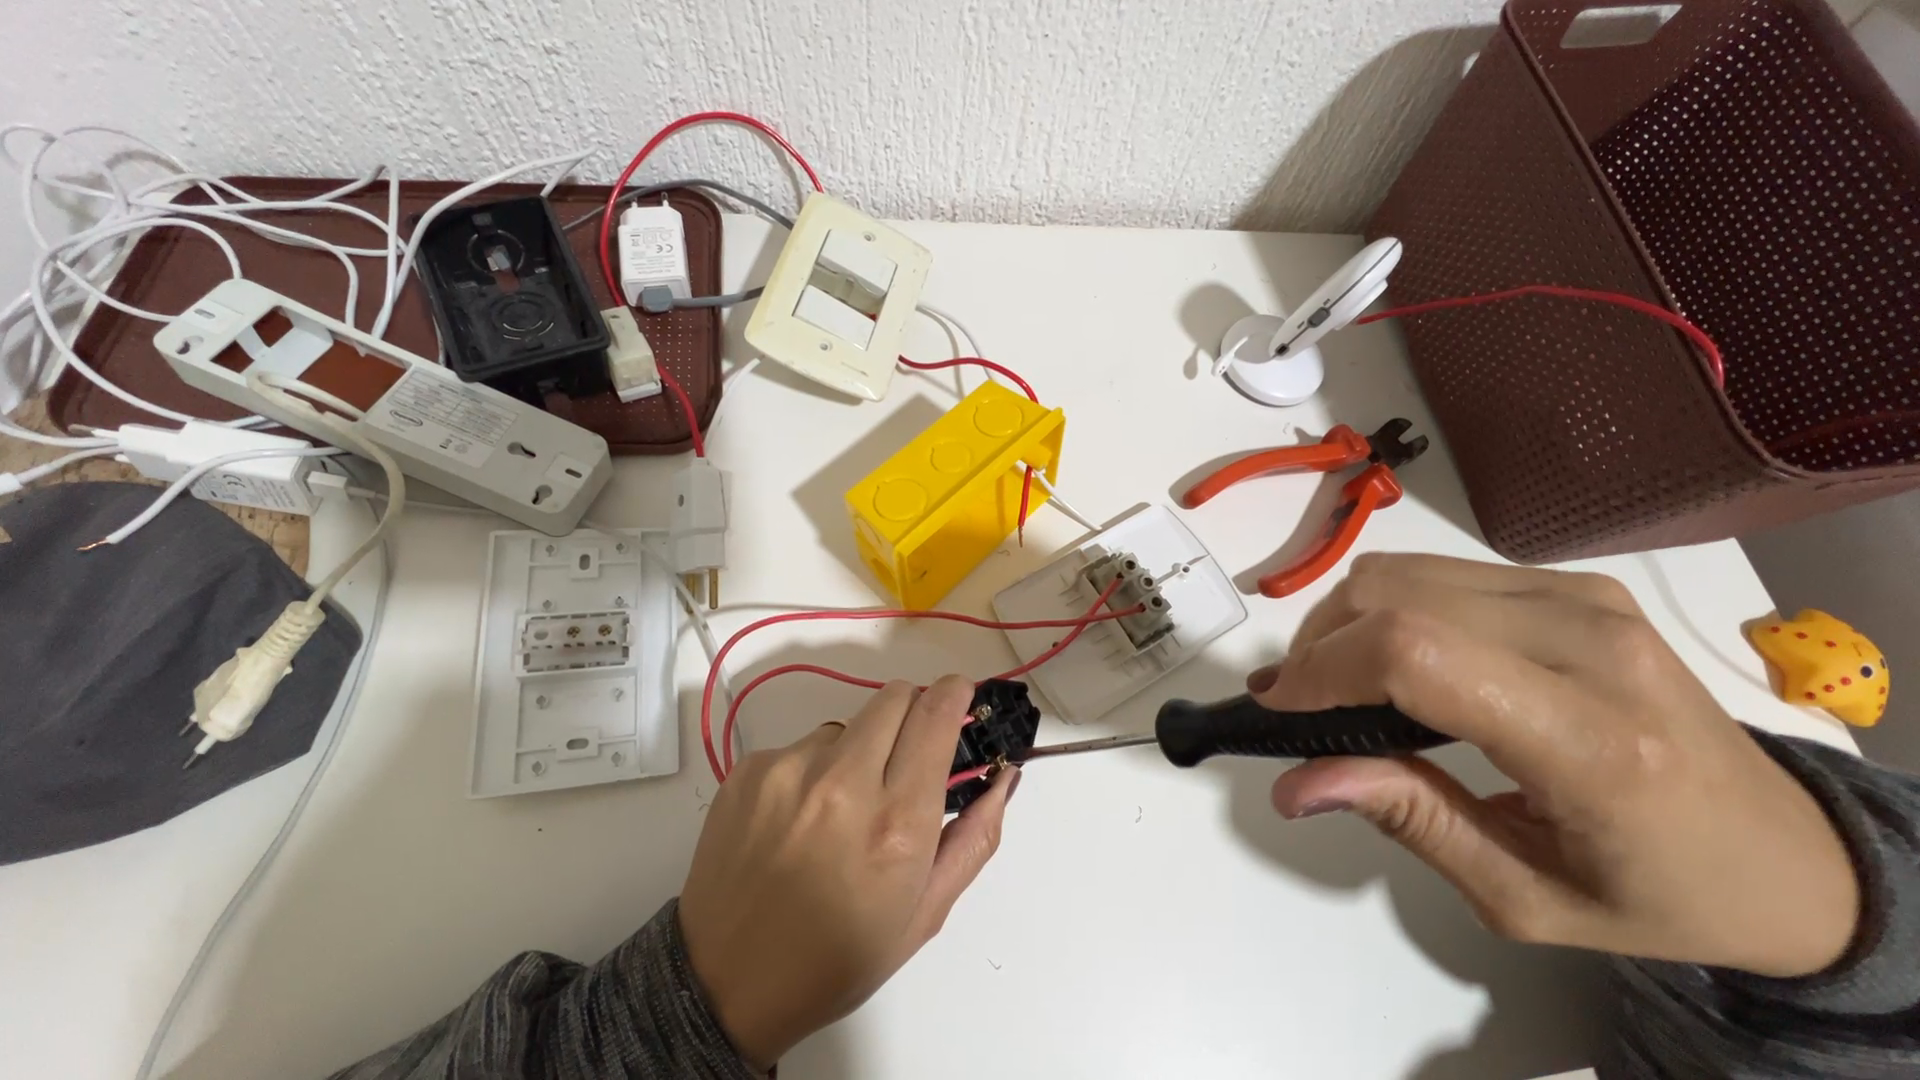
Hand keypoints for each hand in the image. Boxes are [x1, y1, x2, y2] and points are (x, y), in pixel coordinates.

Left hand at [679, 676, 1016, 1069]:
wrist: (726, 981)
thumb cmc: (838, 957)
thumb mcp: (925, 913)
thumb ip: (975, 837)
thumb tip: (1005, 776)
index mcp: (896, 824)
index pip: (936, 714)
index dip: (956, 694)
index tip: (960, 699)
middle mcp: (843, 782)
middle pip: (895, 696)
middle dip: (914, 712)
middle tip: (908, 756)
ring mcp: (788, 770)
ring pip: (847, 724)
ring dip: (860, 748)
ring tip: (843, 809)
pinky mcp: (747, 770)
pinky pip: (800, 746)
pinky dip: (813, 769)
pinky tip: (799, 820)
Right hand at [1252, 553, 1859, 978]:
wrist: (1784, 853)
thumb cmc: (1654, 893)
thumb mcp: (1523, 895)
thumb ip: (1408, 819)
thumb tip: (1293, 781)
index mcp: (1591, 740)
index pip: (1419, 656)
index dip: (1323, 670)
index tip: (1276, 712)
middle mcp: (1591, 642)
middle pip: (1395, 597)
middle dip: (1318, 646)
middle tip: (1300, 707)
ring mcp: (1586, 599)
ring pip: (1402, 573)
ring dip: (1344, 624)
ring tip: (1336, 685)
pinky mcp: (1574, 585)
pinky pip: (1435, 573)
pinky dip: (1384, 610)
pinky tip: (1388, 662)